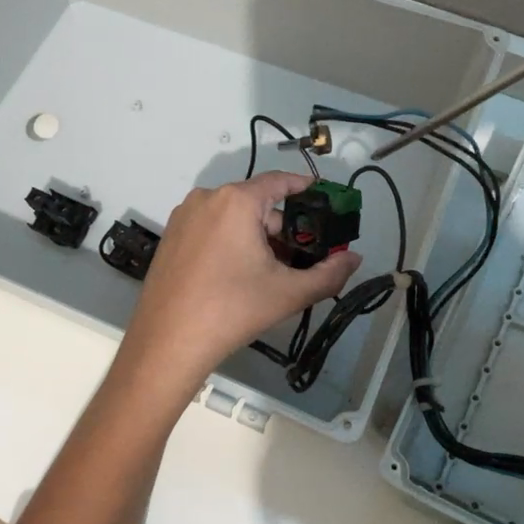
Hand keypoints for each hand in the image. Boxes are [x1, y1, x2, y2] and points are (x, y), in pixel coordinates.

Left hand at [116, 172, 361, 398]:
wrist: (168, 342)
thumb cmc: (232, 310)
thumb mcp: (288, 293)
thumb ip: (329, 274)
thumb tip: (355, 259)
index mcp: (236, 201)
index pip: (279, 182)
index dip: (304, 188)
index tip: (324, 198)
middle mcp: (207, 199)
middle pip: (256, 203)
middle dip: (282, 228)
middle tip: (302, 257)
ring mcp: (184, 217)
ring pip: (233, 218)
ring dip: (257, 237)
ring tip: (273, 272)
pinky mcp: (170, 238)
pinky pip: (210, 229)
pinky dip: (230, 243)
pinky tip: (240, 276)